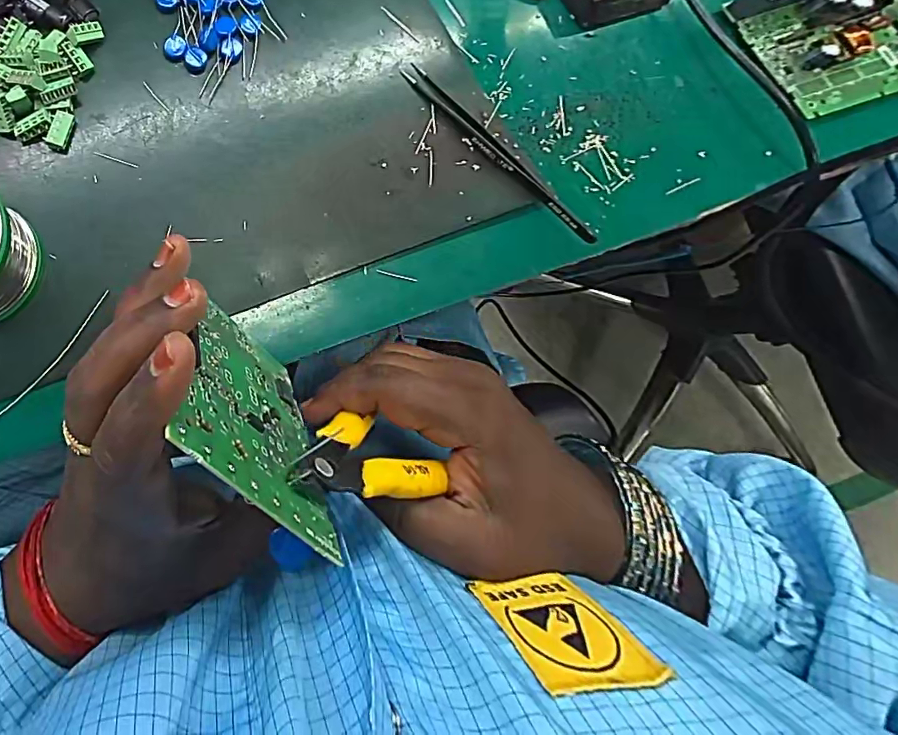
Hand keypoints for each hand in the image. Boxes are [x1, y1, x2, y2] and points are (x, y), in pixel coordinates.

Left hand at [3, 235, 271, 662]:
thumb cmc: (142, 570)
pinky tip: (164, 271)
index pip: (126, 434)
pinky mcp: (100, 393)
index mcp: (118, 486)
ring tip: (176, 252)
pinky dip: (136, 304)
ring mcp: (89, 412)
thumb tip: (304, 467)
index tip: (183, 349)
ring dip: (139, 300)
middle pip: (100, 378)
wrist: (76, 576)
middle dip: (144, 329)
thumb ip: (255, 518)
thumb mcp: (206, 563)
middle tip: (194, 291)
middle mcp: (93, 441)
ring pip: (101, 350)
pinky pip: (111, 343)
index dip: (150, 392)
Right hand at [301, 342, 626, 583]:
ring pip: (393, 356)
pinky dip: (378, 380)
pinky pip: (409, 363)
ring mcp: (469, 373)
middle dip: (342, 389)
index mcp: (468, 411)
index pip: (386, 383)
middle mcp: (467, 378)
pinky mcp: (467, 378)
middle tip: (317, 423)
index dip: (340, 397)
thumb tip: (343, 476)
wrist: (587, 519)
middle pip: (384, 362)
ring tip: (337, 418)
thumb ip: (395, 509)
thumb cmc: (532, 535)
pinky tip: (367, 408)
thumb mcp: (461, 541)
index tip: (310, 420)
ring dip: (358, 382)